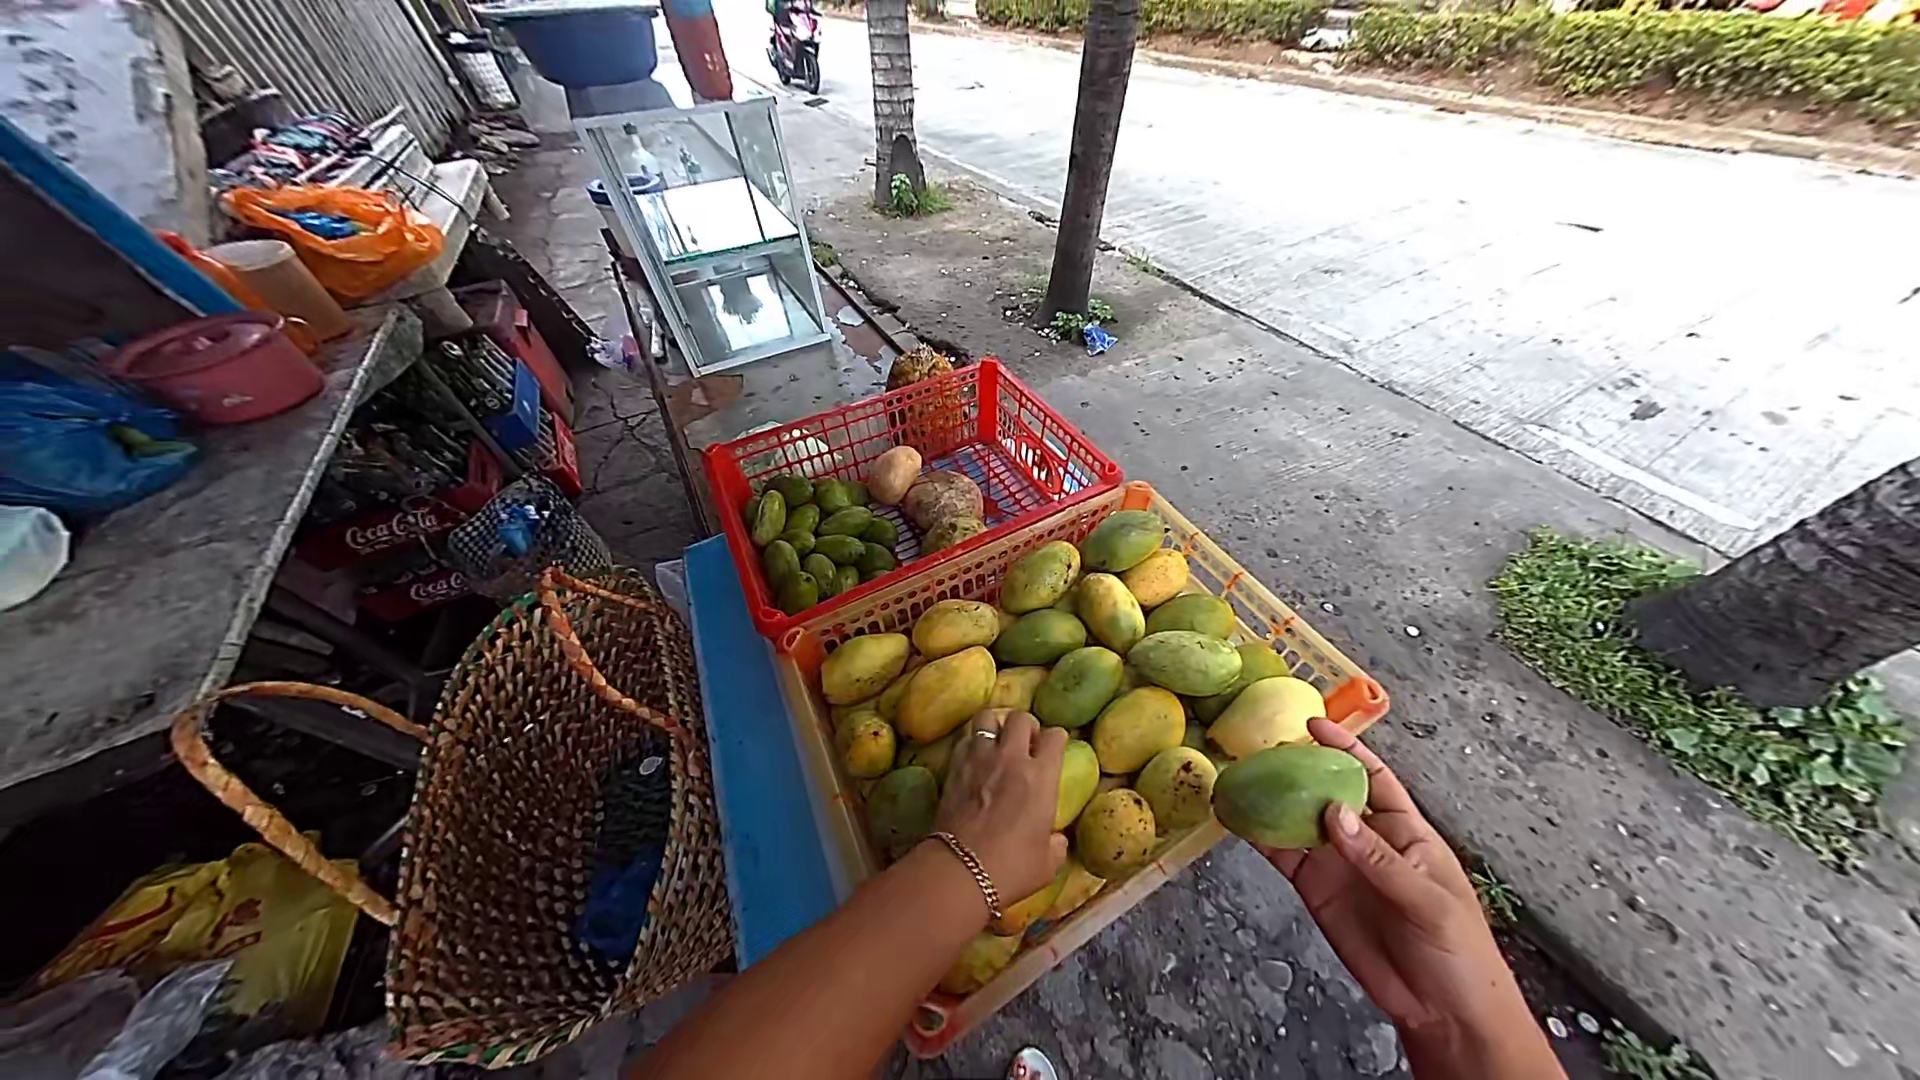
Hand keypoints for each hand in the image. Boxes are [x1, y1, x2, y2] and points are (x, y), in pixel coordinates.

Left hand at [934, 709, 1068, 904]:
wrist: (960, 869)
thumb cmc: (1011, 867)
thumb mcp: (1047, 862)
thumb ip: (1056, 844)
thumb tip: (1057, 839)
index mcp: (1040, 776)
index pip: (1055, 737)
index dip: (1057, 739)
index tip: (1055, 747)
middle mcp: (1011, 757)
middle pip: (1020, 717)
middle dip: (1026, 725)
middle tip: (1026, 742)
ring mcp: (980, 757)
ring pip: (987, 718)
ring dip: (995, 726)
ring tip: (997, 742)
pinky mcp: (955, 765)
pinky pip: (965, 739)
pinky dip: (972, 743)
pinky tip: (974, 759)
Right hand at [1258, 719, 1560, 1077]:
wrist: (1441, 1014)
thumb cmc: (1457, 951)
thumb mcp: (1429, 902)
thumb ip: (1379, 858)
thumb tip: (1332, 812)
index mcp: (1401, 829)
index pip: (1371, 776)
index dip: (1346, 748)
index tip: (1313, 725)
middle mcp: (1362, 834)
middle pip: (1324, 788)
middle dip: (1297, 766)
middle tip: (1261, 748)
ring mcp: (1334, 858)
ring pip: (1296, 815)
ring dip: (1269, 796)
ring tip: (1238, 774)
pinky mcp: (1312, 883)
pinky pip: (1280, 850)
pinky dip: (1256, 832)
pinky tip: (1235, 815)